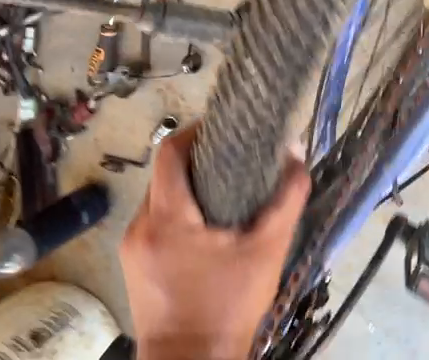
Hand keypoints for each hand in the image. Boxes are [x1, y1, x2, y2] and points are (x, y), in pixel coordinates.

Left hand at [121, 124, 310, 359]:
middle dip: (200, 158)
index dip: (197, 130)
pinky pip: (156, 220)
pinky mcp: (135, 266)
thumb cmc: (229, 304)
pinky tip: (211, 220)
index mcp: (166, 218)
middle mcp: (140, 228)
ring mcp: (132, 249)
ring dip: (191, 185)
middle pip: (165, 173)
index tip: (228, 125)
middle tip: (238, 154)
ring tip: (229, 185)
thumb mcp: (269, 247)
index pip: (170, 152)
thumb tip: (295, 150)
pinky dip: (181, 210)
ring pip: (161, 197)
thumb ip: (287, 195)